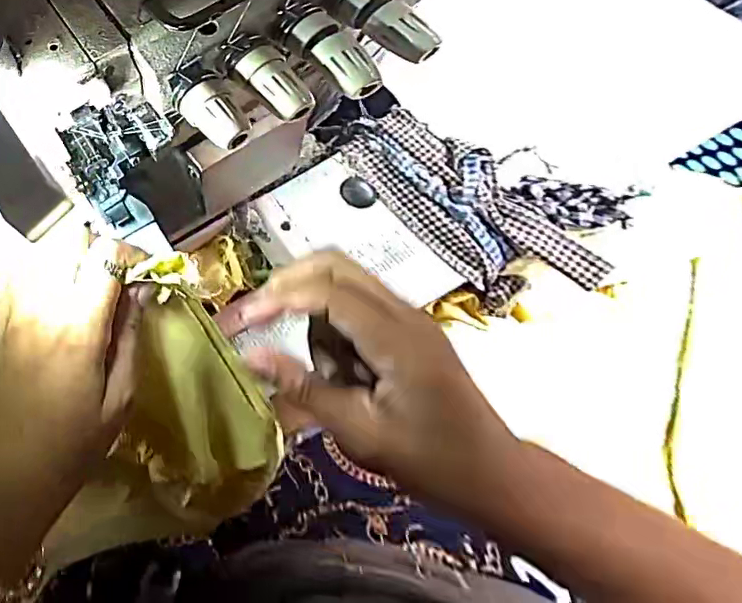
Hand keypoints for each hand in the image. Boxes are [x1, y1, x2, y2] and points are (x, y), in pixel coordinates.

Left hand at [0, 230, 145, 575]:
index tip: (142, 272)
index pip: (107, 254)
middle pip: (74, 236)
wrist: (6, 468)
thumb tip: (143, 286)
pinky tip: (49, 292)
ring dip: (70, 255)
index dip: (131, 254)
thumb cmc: (72, 443)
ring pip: (44, 244)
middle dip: (100, 250)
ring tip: (81, 287)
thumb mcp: (120, 397)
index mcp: (76, 324)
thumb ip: (131, 332)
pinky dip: (39, 265)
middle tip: (112, 281)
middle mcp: (39, 300)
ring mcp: (9, 299)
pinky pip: (19, 262)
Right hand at [216, 250, 520, 512]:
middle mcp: (402, 311)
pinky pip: (355, 301)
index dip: (277, 298)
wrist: (498, 477)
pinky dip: (332, 321)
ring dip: (314, 309)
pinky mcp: (406, 326)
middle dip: (288, 282)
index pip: (324, 292)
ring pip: (341, 278)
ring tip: (326, 371)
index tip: (242, 319)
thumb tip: (251, 356)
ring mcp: (407, 315)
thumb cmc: (433, 462)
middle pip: (332, 263)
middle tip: (260, 315)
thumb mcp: (362, 434)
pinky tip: (342, 370)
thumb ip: (304, 389)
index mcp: (395, 336)